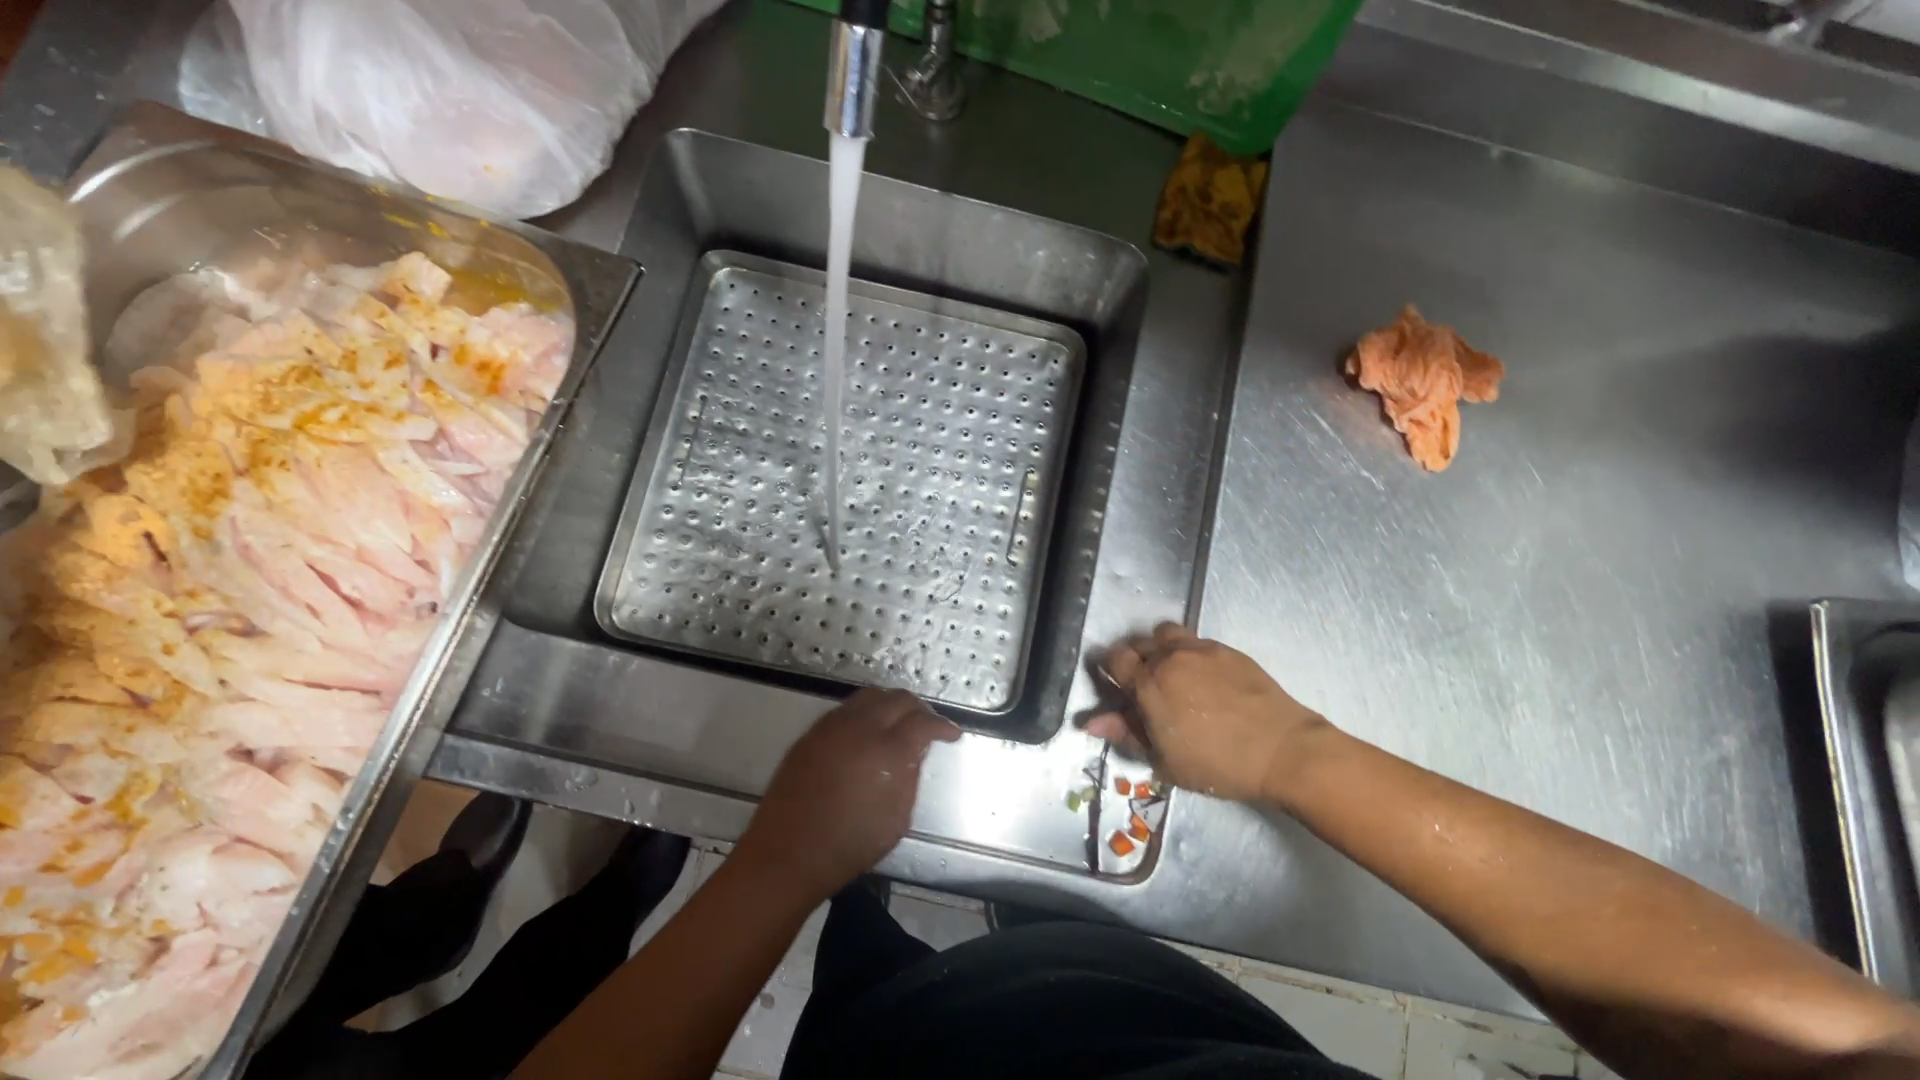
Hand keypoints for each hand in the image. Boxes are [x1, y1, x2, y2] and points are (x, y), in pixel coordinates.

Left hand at [737, 688, 959, 902]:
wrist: (787, 854)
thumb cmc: (849, 846)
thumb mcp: (896, 819)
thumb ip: (911, 777)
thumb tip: (916, 751)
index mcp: (886, 752)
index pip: (922, 723)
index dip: (943, 726)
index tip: (952, 734)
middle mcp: (859, 729)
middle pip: (898, 699)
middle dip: (919, 709)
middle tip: (929, 725)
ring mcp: (831, 727)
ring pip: (870, 696)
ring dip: (891, 704)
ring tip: (901, 721)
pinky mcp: (811, 734)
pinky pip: (846, 709)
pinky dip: (866, 711)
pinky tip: (869, 729)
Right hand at [1086, 623, 1333, 802]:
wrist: (1281, 750)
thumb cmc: (1217, 765)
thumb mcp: (1164, 761)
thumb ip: (1126, 734)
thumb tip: (1092, 722)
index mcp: (1148, 684)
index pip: (1114, 659)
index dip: (1107, 668)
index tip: (1112, 683)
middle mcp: (1170, 658)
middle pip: (1139, 643)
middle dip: (1134, 659)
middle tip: (1142, 684)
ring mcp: (1201, 650)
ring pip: (1167, 634)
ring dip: (1160, 647)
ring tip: (1170, 672)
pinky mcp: (1228, 650)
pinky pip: (1196, 641)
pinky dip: (1189, 652)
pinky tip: (1202, 677)